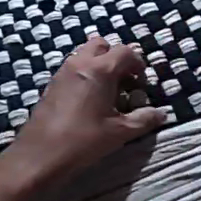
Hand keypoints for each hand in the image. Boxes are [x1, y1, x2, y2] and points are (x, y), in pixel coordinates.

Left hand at [0, 36, 166, 188]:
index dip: (138, 64)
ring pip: (85, 54)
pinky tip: (88, 100)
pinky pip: (73, 67)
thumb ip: (143, 120)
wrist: (39, 155)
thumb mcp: (119, 133)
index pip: (125, 52)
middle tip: (124, 82)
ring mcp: (63, 71)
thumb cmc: (82, 141)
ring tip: (107, 92)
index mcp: (99, 69)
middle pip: (102, 45)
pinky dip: (85, 73)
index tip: (141, 84)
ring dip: (99, 64)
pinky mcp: (52, 83)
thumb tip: (161, 114)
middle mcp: (80, 63)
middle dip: (116, 58)